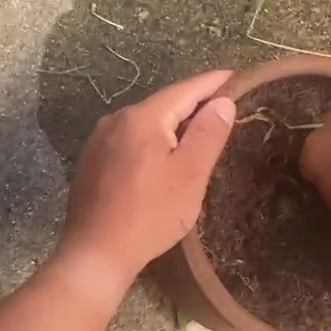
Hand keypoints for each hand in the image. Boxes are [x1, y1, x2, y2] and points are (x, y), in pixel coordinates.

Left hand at [57, 70, 236, 287]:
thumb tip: (223, 101)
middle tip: (225, 110)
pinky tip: (163, 160)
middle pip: (164, 105)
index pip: (185, 90)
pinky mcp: (92, 162)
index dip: (214, 83)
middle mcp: (116, 120)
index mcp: (142, 118)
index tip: (237, 77)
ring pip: (146, 124)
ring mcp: (99, 141)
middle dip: (194, 106)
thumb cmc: (149, 215)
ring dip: (172, 127)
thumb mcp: (189, 175)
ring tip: (199, 135)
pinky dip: (152, 143)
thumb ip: (208, 134)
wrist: (95, 253)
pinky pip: (130, 141)